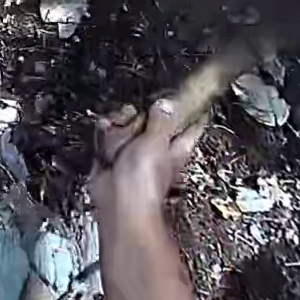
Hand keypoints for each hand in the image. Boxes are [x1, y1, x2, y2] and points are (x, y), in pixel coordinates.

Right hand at [88, 98, 206, 224]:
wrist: (116, 201)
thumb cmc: (144, 181)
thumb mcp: (157, 142)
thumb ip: (162, 120)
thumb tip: (167, 104)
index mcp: (176, 147)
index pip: (190, 126)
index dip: (193, 113)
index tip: (192, 98)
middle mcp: (156, 149)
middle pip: (153, 118)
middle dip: (144, 113)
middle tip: (138, 114)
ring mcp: (134, 152)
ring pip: (128, 124)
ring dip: (121, 123)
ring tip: (118, 130)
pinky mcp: (114, 155)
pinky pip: (109, 134)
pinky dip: (106, 134)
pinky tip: (108, 141)